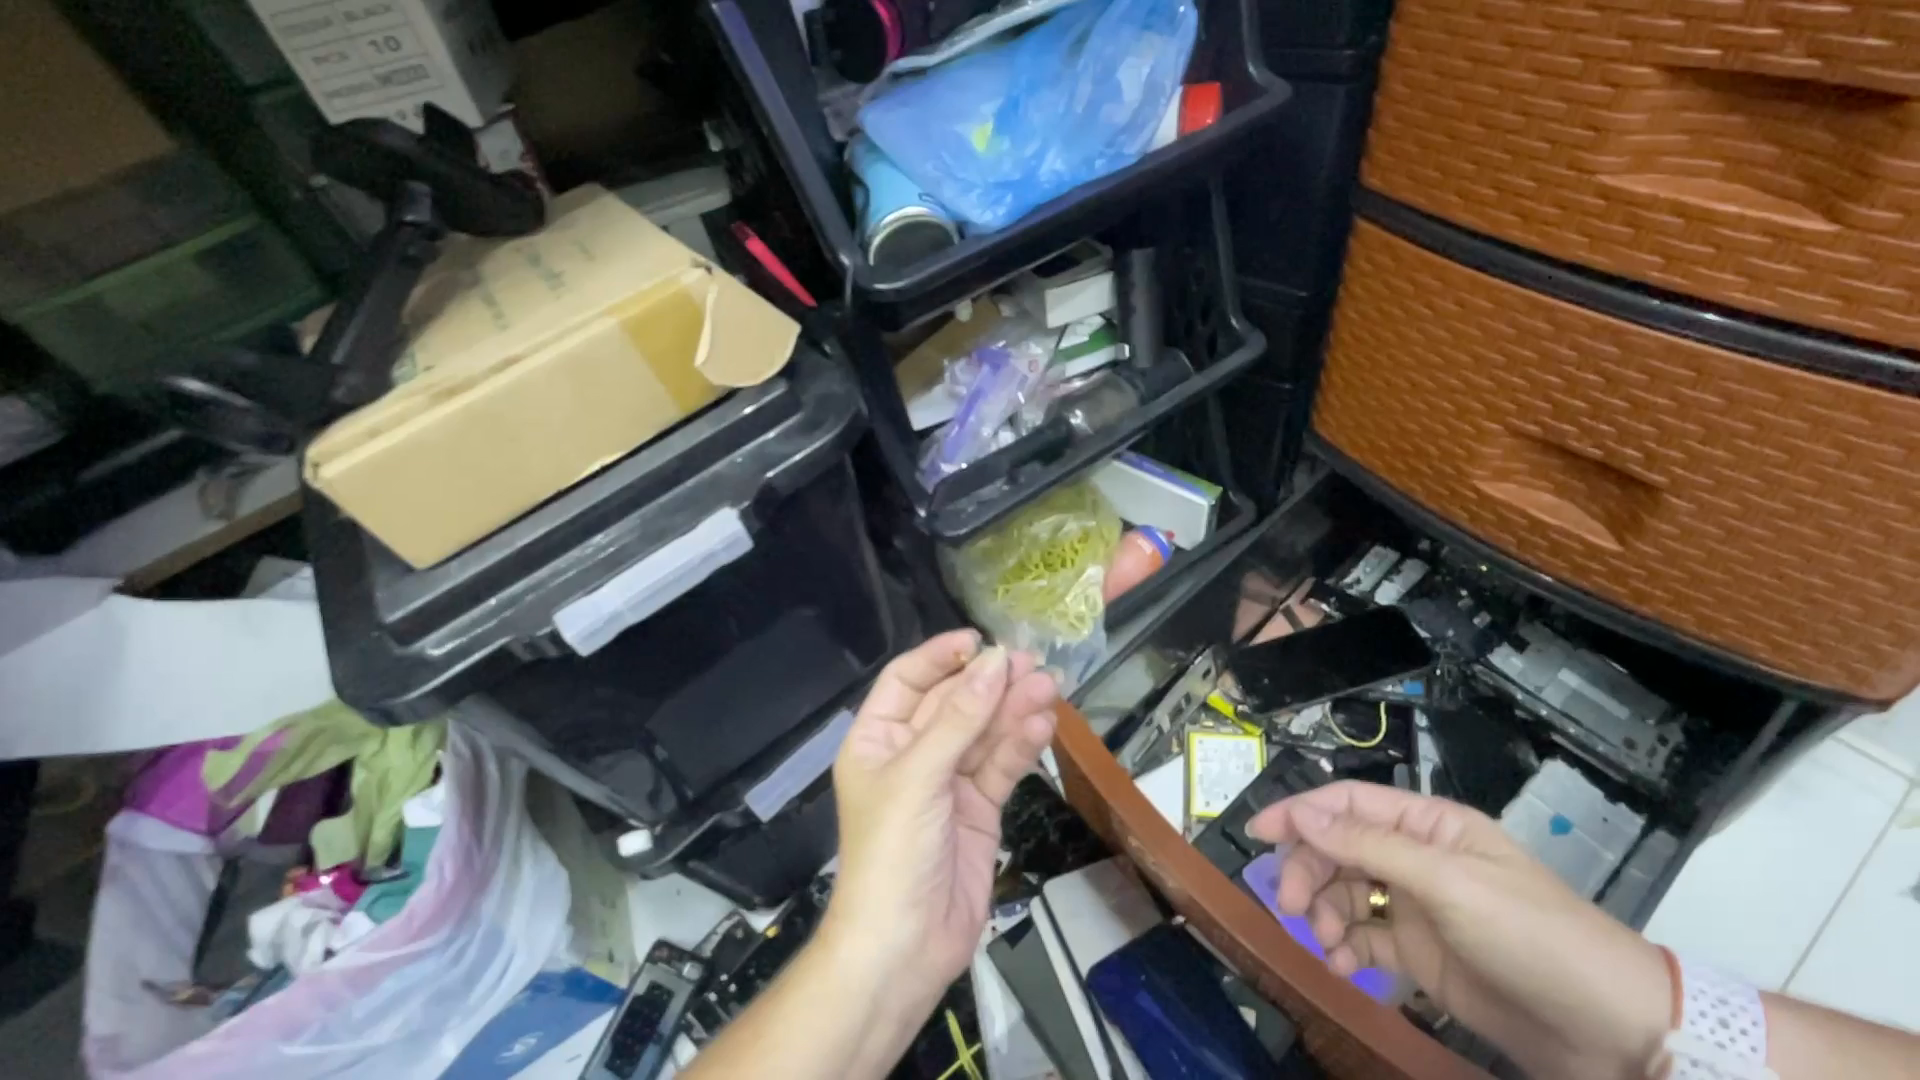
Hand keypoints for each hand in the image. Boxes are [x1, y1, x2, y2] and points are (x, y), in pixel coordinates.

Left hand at [828, 631, 1058, 998]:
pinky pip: (1001, 766)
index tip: (979, 641)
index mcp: (876, 740)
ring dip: (1014, 709)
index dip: (940, 658)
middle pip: (953, 704)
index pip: (907, 681)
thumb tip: (995, 662)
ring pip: (984, 733)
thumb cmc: (891, 854)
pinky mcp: (979, 809)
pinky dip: (1021, 744)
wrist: (904, 946)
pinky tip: (1043, 722)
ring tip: (1049, 685)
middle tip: (1032, 662)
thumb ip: (959, 719)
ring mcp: (947, 783)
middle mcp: (911, 755)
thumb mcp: (918, 777)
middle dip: (989, 683)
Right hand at [1247, 782, 1671, 1079]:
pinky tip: (1342, 965)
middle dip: (1308, 871)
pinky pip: (1363, 940)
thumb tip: (1301, 813)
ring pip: (1344, 894)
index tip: (1256, 831)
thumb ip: (1370, 845)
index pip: (1348, 804)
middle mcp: (1416, 859)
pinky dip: (1344, 949)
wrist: (1608, 1028)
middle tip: (1288, 903)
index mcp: (1429, 825)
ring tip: (1325, 942)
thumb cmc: (1531, 935)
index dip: (1299, 811)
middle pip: (1338, 849)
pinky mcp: (1418, 955)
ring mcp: (1416, 908)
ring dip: (1323, 913)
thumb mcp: (1448, 882)